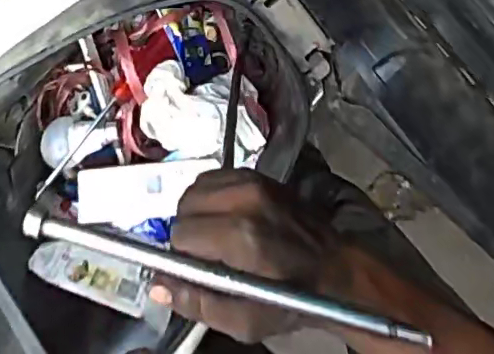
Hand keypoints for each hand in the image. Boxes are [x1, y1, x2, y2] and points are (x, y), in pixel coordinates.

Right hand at [151, 170, 341, 343]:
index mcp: (243, 238)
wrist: (335, 267)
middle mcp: (244, 200)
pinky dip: (208, 196)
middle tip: (206, 253)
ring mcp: (250, 181)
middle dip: (187, 231)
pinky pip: (210, 177)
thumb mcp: (248, 321)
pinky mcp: (253, 172)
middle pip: (185, 208)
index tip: (197, 266)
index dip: (183, 254)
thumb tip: (158, 284)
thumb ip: (199, 304)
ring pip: (194, 189)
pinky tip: (222, 215)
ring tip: (214, 234)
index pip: (182, 235)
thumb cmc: (291, 299)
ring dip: (195, 212)